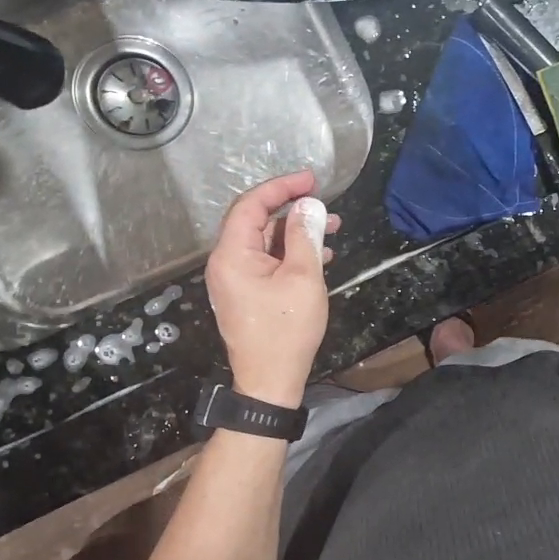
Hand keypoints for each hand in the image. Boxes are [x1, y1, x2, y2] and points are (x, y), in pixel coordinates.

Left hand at [205, 171, 340, 407]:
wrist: (270, 380)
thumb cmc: (287, 329)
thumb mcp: (303, 278)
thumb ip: (305, 236)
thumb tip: (309, 206)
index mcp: (232, 254)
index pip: (251, 205)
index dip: (282, 187)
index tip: (313, 180)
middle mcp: (226, 262)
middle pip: (256, 221)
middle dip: (292, 209)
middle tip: (325, 203)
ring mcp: (235, 279)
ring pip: (265, 242)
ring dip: (296, 231)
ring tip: (332, 227)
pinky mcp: (246, 294)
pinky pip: (267, 262)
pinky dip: (291, 253)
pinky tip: (320, 255)